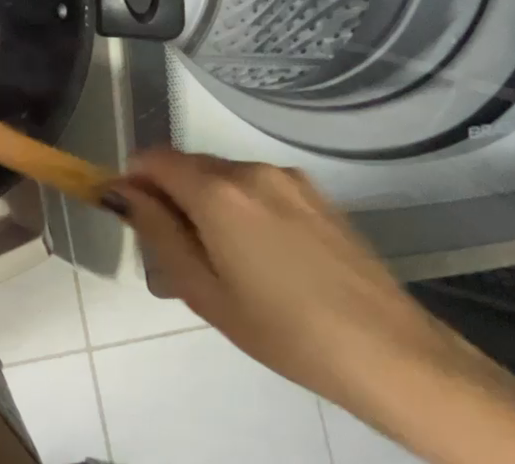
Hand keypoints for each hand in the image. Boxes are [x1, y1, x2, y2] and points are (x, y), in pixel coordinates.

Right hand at [111, 151, 464, 413]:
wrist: (393, 356)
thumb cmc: (284, 331)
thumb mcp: (201, 289)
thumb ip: (155, 230)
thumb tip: (121, 191)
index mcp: (217, 190)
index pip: (151, 158)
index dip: (132, 181)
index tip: (132, 219)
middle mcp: (251, 171)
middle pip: (187, 165)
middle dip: (169, 196)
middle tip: (175, 253)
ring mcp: (291, 181)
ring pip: (223, 177)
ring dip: (206, 204)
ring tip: (222, 262)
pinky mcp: (319, 198)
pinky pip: (258, 189)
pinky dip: (242, 209)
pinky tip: (261, 260)